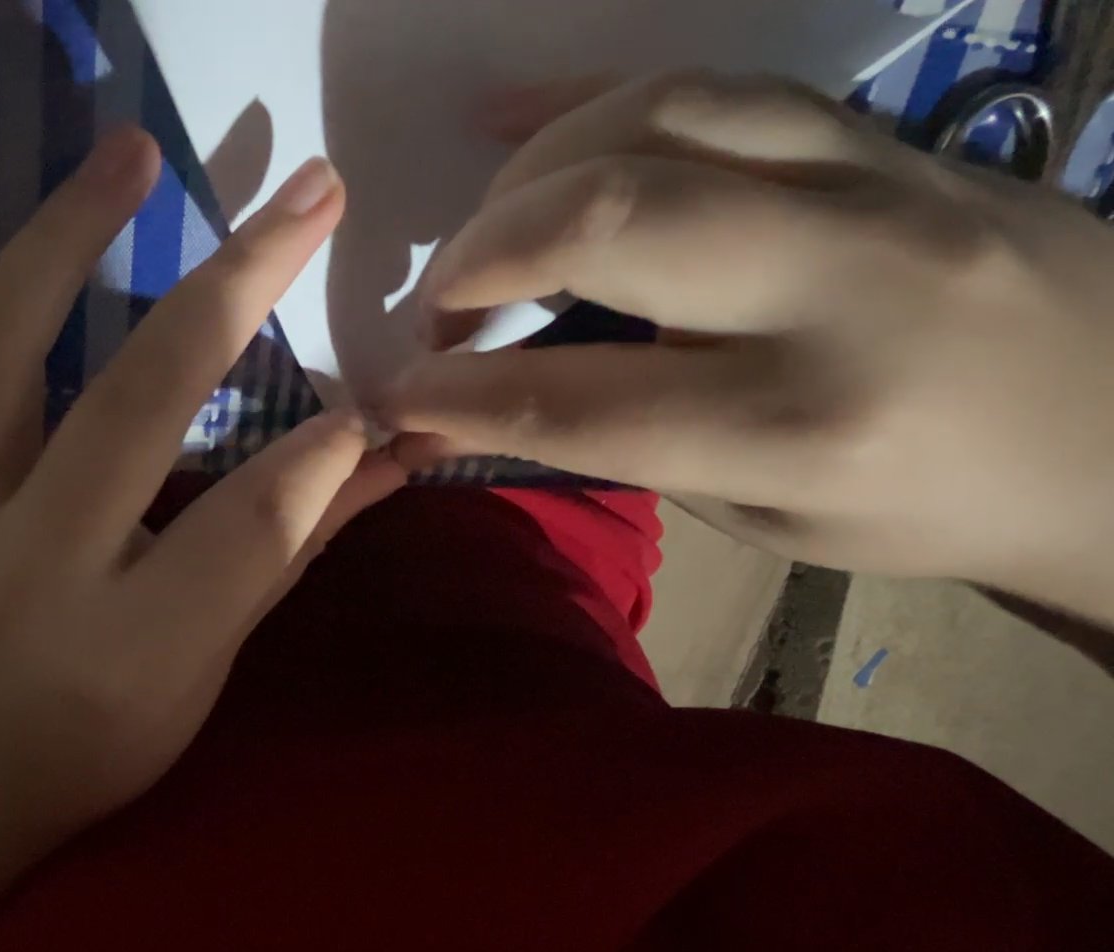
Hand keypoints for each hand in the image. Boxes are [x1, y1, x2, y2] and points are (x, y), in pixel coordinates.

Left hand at [0, 129, 404, 833]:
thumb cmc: (105, 741)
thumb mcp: (207, 674)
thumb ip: (288, 553)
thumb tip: (388, 452)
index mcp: (129, 649)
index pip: (249, 525)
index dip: (324, 453)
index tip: (374, 397)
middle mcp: (32, 574)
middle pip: (132, 413)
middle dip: (232, 295)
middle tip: (306, 199)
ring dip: (64, 245)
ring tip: (130, 155)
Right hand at [375, 72, 1113, 623]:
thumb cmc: (918, 501)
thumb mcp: (751, 513)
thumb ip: (607, 446)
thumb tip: (465, 412)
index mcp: (801, 425)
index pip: (572, 401)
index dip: (451, 398)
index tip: (388, 400)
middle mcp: (841, 285)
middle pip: (607, 220)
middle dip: (477, 258)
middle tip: (439, 311)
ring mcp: (872, 182)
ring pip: (651, 118)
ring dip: (526, 174)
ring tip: (490, 236)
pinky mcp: (879, 130)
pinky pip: (709, 82)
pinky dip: (585, 99)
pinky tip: (515, 128)